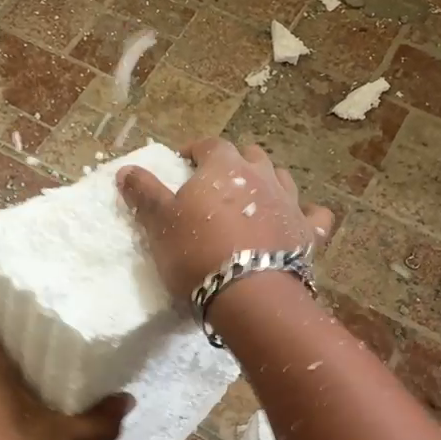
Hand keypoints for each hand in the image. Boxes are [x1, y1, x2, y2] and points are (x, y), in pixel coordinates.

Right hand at [116, 138, 335, 305]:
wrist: (248, 295)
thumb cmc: (196, 252)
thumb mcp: (159, 223)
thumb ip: (143, 192)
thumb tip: (126, 169)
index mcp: (224, 167)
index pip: (210, 144)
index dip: (196, 150)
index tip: (182, 162)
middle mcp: (262, 176)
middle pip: (250, 156)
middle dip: (234, 163)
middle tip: (215, 183)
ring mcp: (290, 202)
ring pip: (281, 178)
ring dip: (266, 182)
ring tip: (249, 200)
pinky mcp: (308, 233)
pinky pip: (314, 214)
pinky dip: (304, 214)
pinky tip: (295, 221)